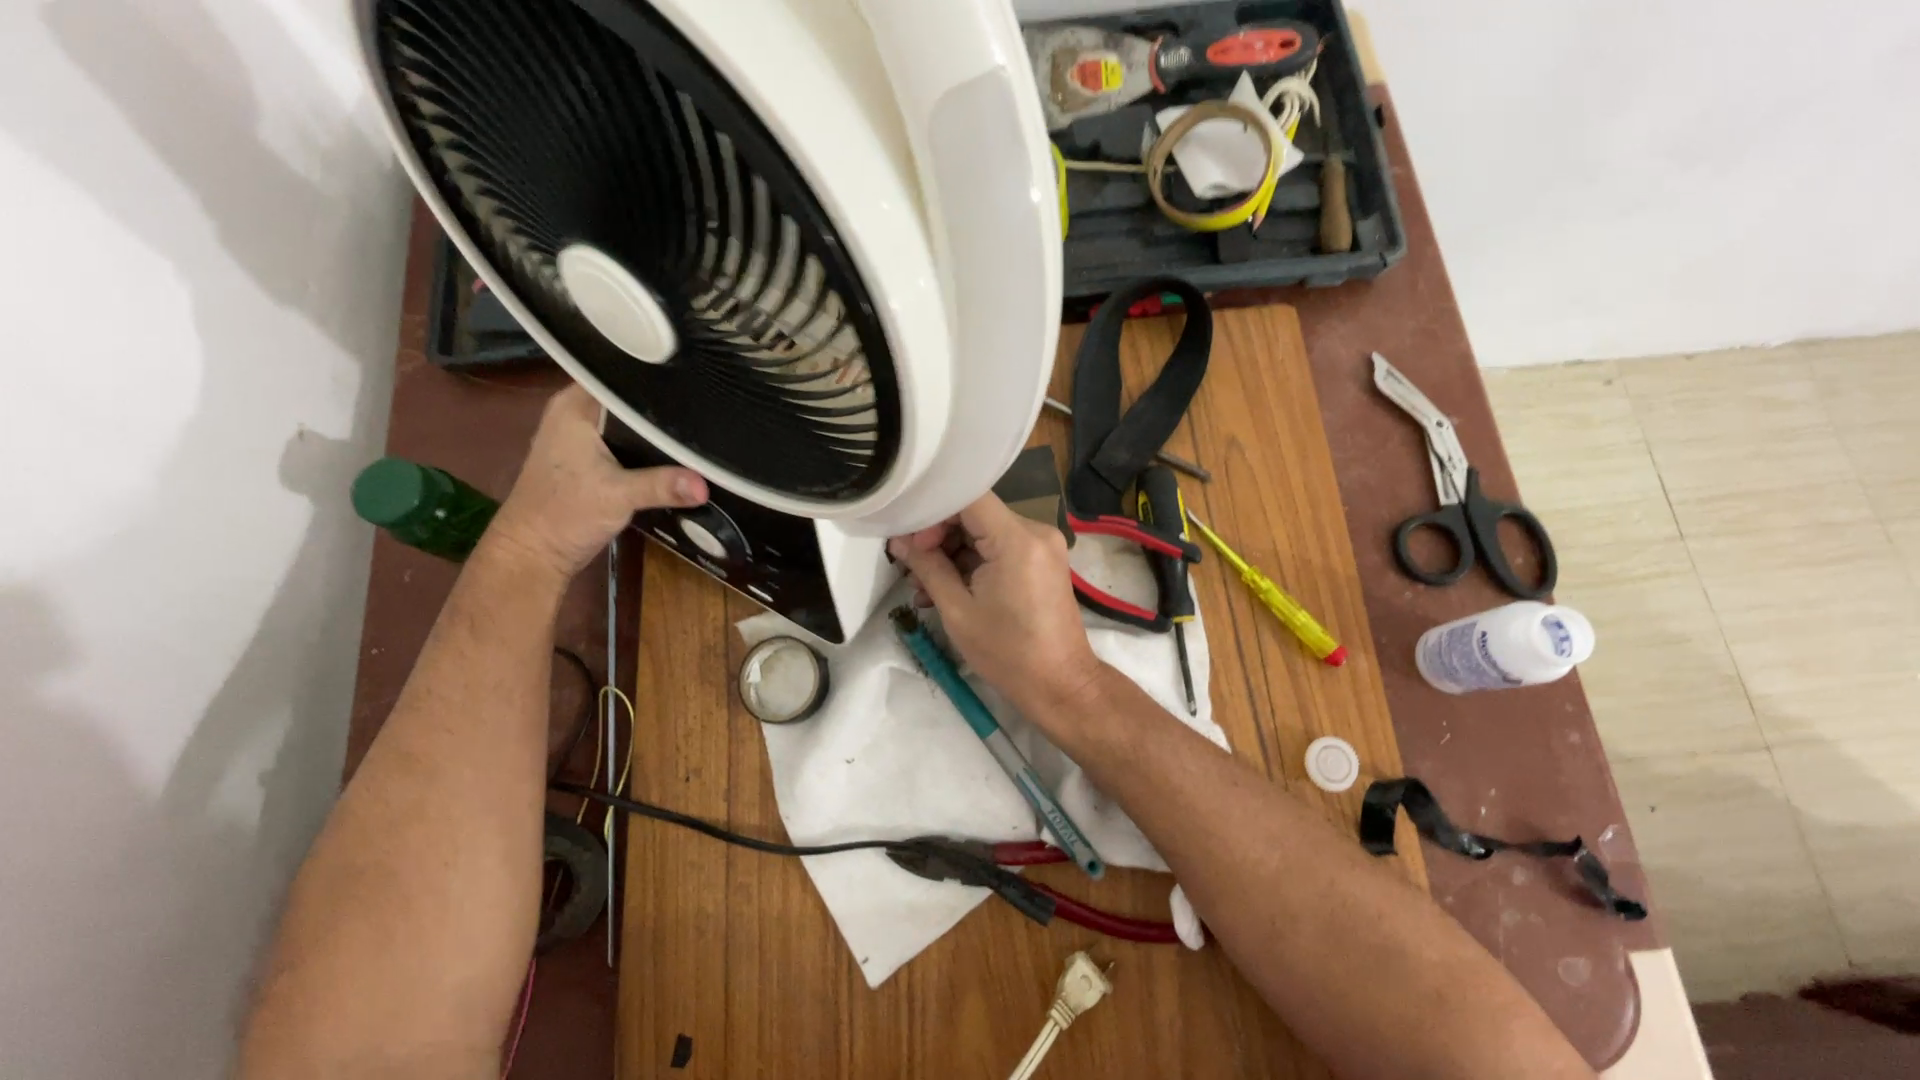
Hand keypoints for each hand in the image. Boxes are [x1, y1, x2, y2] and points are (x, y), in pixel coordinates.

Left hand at [487, 384, 707, 578]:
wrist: (534, 554)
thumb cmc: (565, 514)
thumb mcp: (619, 496)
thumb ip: (662, 485)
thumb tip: (705, 485)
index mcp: (576, 406)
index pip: (623, 374)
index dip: (659, 376)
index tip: (696, 378)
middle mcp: (576, 412)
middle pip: (629, 397)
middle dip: (663, 404)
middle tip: (707, 403)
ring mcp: (580, 435)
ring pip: (628, 420)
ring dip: (655, 426)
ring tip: (699, 424)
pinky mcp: (588, 457)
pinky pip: (624, 439)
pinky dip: (645, 445)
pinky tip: (674, 450)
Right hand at [888, 495, 1102, 712]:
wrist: (1060, 684)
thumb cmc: (1008, 653)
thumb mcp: (958, 611)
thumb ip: (928, 568)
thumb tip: (899, 542)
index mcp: (1017, 539)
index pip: (967, 497)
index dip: (933, 513)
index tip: (912, 543)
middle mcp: (1036, 531)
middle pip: (975, 513)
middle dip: (938, 536)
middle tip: (912, 567)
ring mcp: (1042, 545)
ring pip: (985, 531)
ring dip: (952, 552)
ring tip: (924, 586)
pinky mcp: (1042, 560)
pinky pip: (999, 547)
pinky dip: (973, 562)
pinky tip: (948, 588)